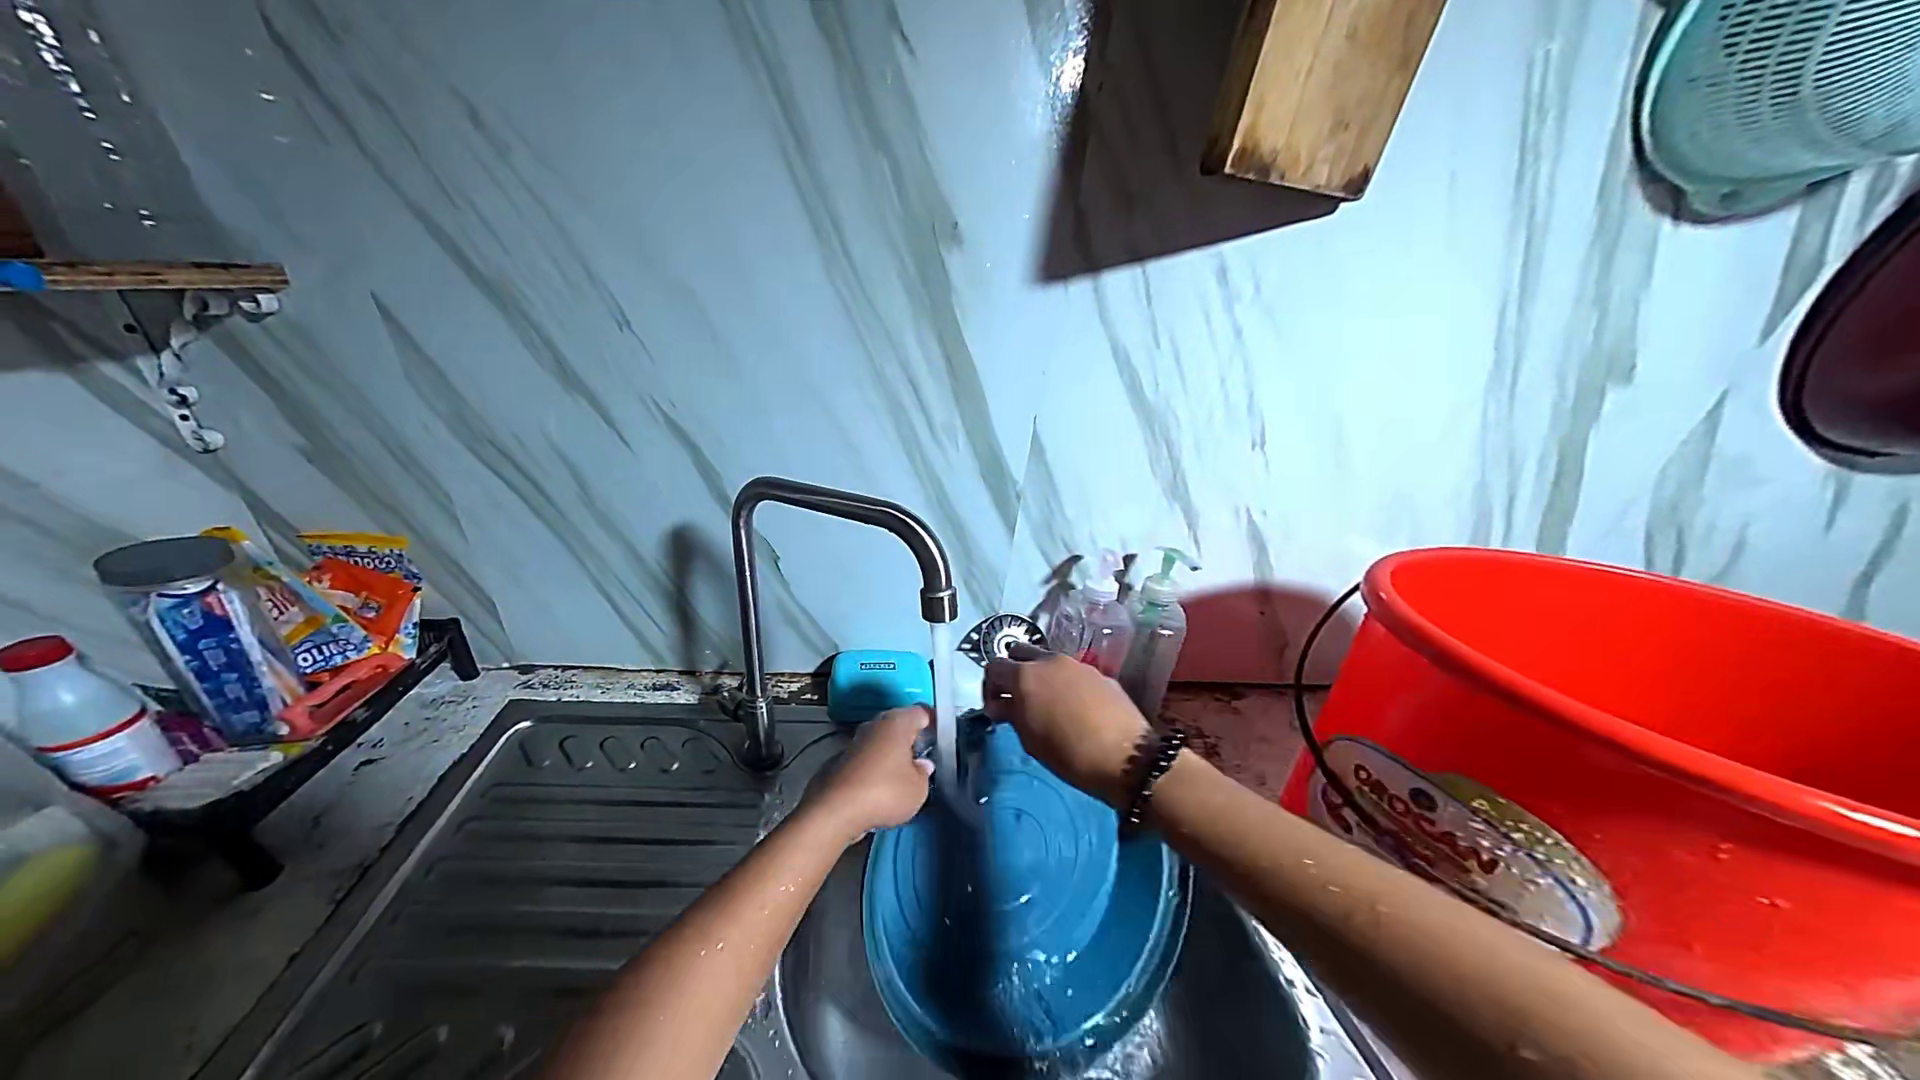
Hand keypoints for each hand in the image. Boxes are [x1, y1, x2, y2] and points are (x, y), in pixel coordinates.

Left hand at [805, 706, 934, 840]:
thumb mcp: (918, 789)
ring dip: (891, 754)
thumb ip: (924, 774)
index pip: (921, 712)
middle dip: (912, 738)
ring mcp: (853, 742)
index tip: (942, 734)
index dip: (934, 721)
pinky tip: (880, 788)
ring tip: (905, 775)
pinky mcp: (838, 762)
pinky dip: (875, 768)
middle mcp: (874, 725)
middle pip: (898, 725)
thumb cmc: (883, 793)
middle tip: (926, 755)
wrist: (833, 812)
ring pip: (880, 742)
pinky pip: (865, 759)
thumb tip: (922, 765)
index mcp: (896, 723)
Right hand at [984, 642, 1150, 805]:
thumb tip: (1000, 704)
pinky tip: (1074, 708)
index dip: (989, 686)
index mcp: (1026, 675)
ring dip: (1040, 676)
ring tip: (1047, 705)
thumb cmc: (1069, 754)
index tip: (996, 708)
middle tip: (1017, 700)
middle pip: (1020, 652)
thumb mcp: (1031, 740)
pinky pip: (1072, 672)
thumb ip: (1012, 714)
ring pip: (1048, 661)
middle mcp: (1050, 661)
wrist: (1128, 756)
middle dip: (1013, 672)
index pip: (994, 666)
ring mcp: (1077, 664)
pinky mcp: (1099, 673)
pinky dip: (1065, 683)